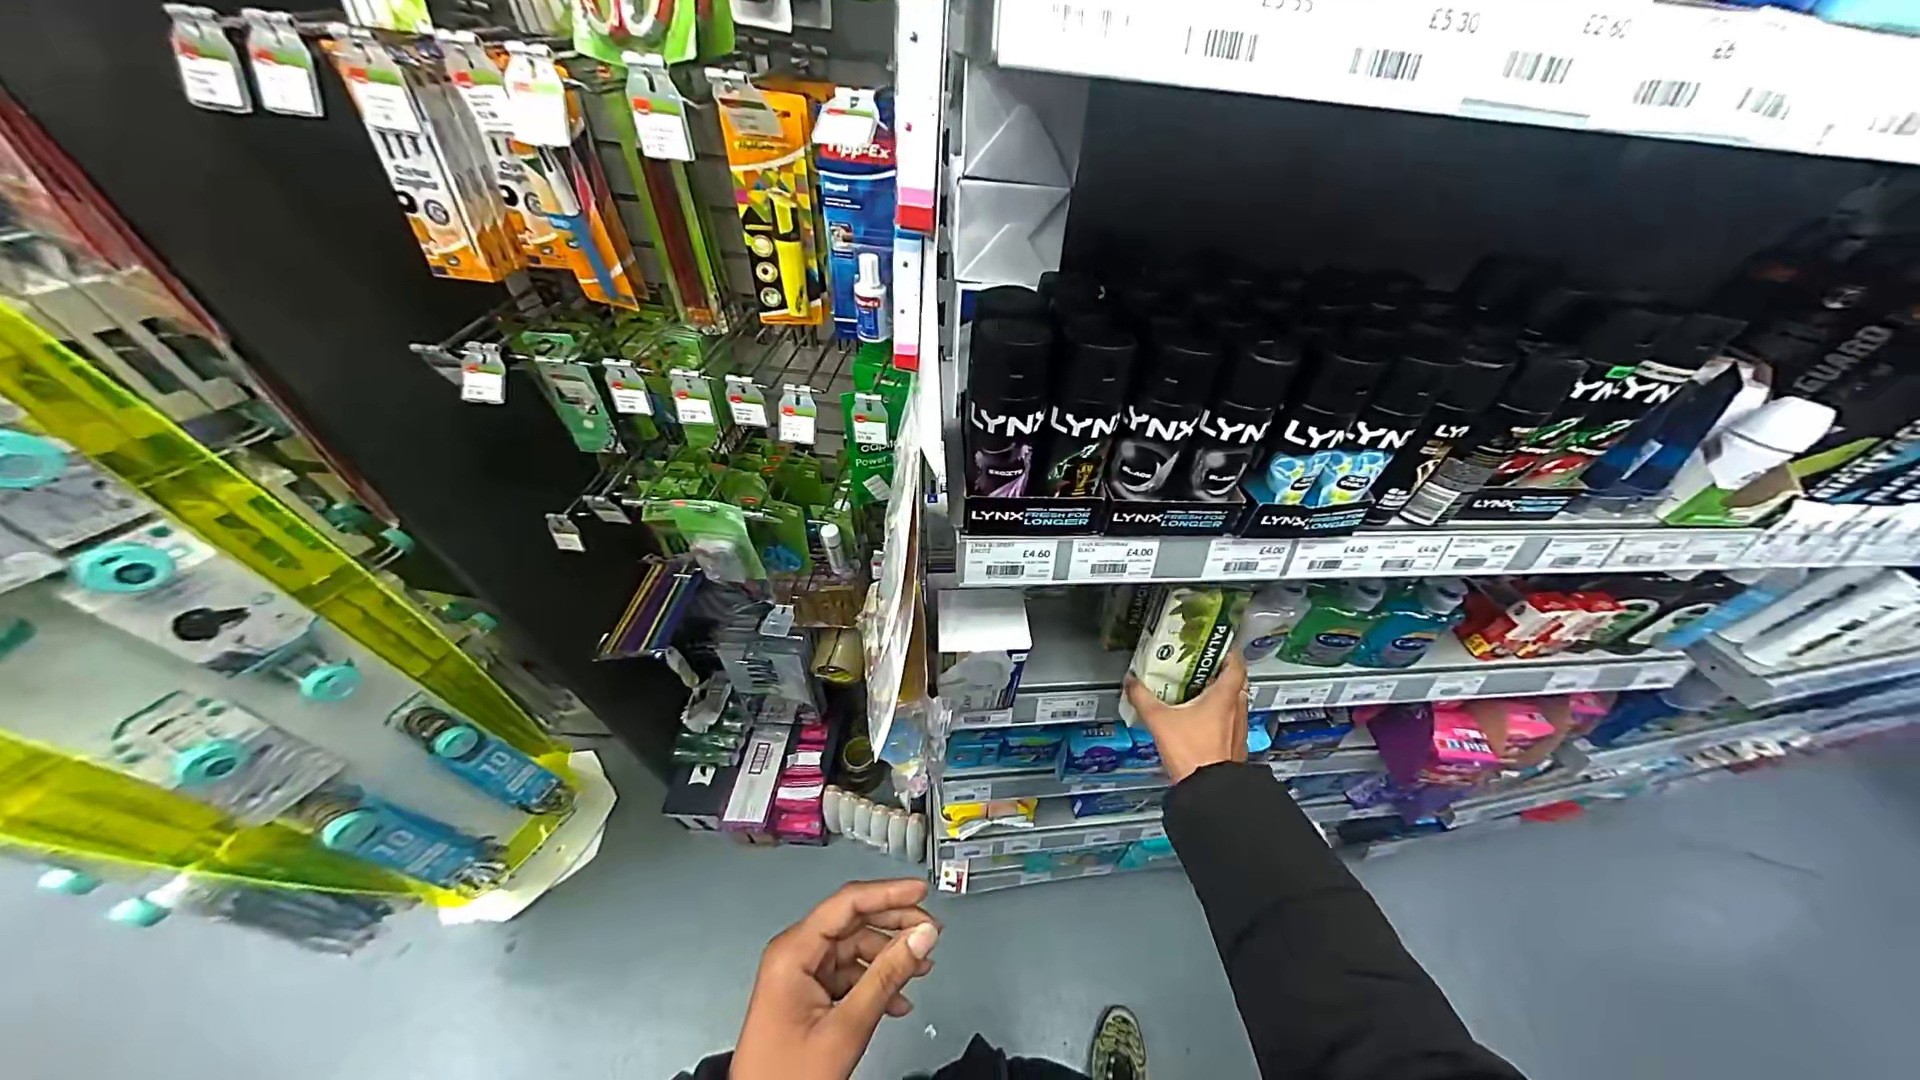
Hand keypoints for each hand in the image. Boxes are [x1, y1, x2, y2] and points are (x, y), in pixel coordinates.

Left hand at [731, 878, 940, 1079]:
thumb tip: (920, 936)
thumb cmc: (787, 1079)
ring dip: (889, 957)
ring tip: (921, 966)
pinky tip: (898, 998)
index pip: (848, 902)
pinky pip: (847, 973)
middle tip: (930, 929)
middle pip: (853, 921)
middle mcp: (794, 953)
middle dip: (895, 924)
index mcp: (793, 950)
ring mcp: (799, 974)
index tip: (920, 892)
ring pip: (854, 948)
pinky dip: (875, 981)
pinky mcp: (807, 994)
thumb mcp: (846, 1027)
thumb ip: (887, 976)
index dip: (889, 893)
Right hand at [1125, 648, 1249, 783]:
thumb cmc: (1191, 752)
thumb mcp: (1159, 721)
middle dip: (1222, 671)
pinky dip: (1221, 713)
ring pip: (1236, 702)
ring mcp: (1239, 729)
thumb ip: (1143, 698)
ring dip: (1222, 693)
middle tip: (1204, 665)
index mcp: (1224, 698)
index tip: (1217, 645)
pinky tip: (1201, 718)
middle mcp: (1237, 710)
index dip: (1229, 652)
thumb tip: (1131, 681)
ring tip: (1200, 689)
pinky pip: (1232, 720)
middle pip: (1237, 682)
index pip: (1236, 665)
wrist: (1210, 791)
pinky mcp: (1235, 745)